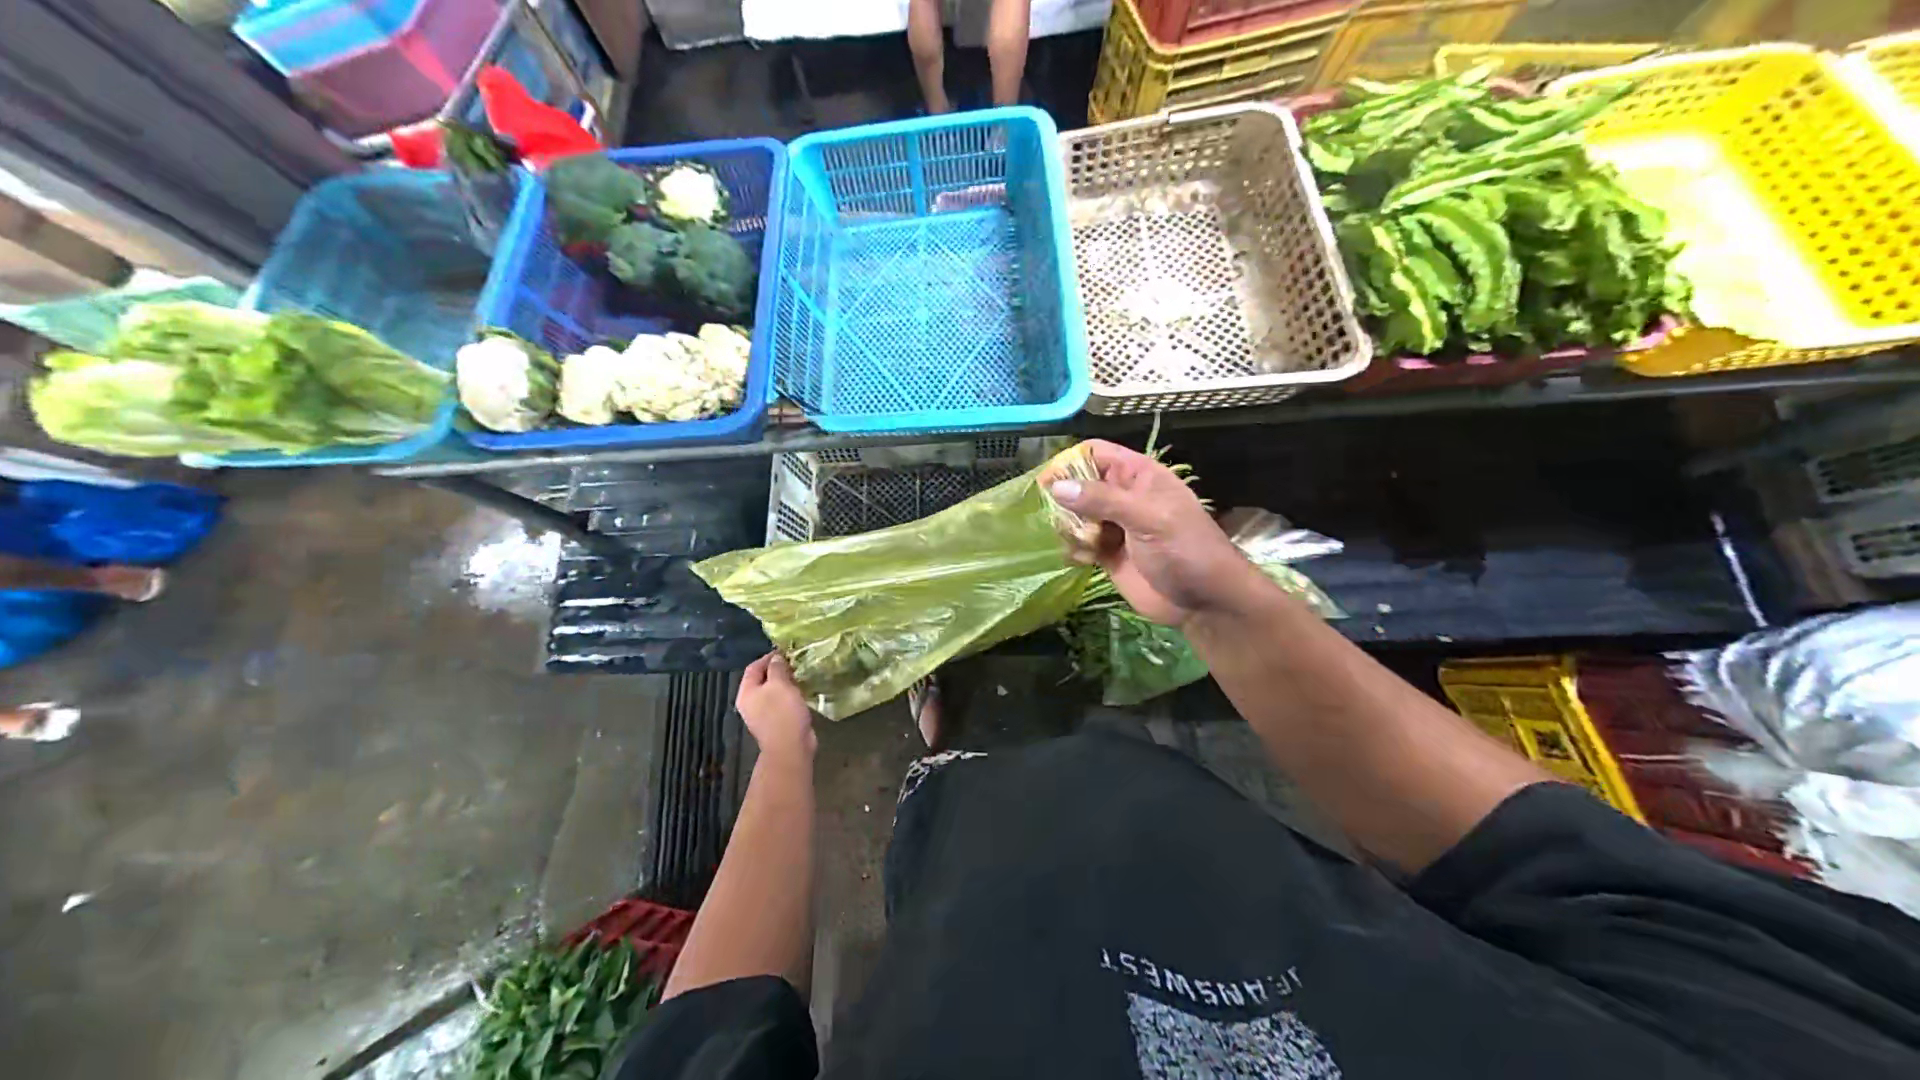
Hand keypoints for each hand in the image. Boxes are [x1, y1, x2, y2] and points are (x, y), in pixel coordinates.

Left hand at [737, 652, 815, 761]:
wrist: (790, 747)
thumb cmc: (782, 713)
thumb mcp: (780, 684)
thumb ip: (777, 668)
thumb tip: (777, 658)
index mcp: (746, 692)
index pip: (754, 667)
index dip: (768, 657)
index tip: (786, 651)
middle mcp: (750, 703)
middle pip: (762, 679)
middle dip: (778, 669)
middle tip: (795, 662)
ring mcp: (763, 714)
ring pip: (773, 691)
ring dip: (785, 682)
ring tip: (800, 674)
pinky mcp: (776, 721)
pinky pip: (781, 702)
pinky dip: (790, 694)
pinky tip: (802, 691)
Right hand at [1044, 440, 1259, 625]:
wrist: (1205, 602)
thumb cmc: (1185, 550)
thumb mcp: (1147, 518)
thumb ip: (1103, 500)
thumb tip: (1057, 486)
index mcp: (1138, 476)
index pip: (1097, 454)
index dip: (1071, 461)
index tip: (1047, 481)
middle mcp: (1122, 497)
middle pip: (1080, 484)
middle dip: (1063, 497)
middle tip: (1052, 515)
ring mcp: (1115, 527)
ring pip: (1076, 515)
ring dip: (1065, 525)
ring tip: (1071, 539)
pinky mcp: (1108, 555)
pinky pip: (1080, 544)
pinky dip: (1073, 548)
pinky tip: (1078, 558)